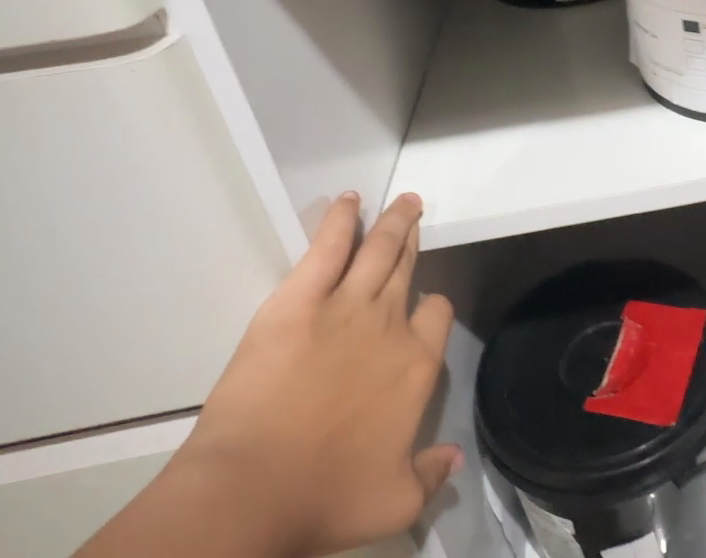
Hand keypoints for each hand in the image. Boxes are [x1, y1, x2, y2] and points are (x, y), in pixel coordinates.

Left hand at [169, 191, 458, 555]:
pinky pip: (328, 248)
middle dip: (415, 242)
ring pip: (379, 250)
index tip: (423, 307)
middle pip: (408, 270)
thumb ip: (431, 474)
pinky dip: (340, 220)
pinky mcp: (298, 300)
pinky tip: (349, 201)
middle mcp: (390, 325)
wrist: (251, 490)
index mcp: (417, 366)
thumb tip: (454, 457)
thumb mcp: (394, 502)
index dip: (432, 307)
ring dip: (393, 222)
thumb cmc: (325, 498)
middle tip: (416, 218)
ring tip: (402, 201)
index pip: (438, 315)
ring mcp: (345, 306)